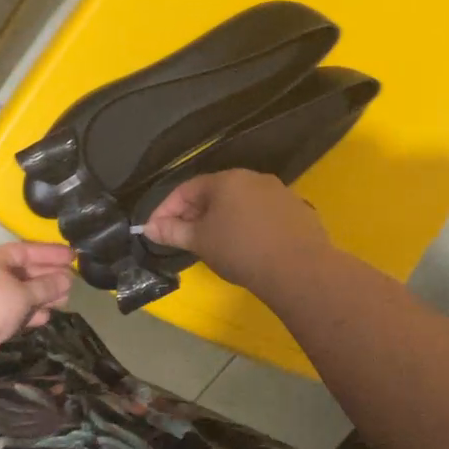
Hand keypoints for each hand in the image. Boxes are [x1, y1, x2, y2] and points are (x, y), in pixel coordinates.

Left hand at [0, 242, 75, 365]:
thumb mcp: (24, 293)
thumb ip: (47, 285)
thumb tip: (67, 279)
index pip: (25, 250)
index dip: (49, 253)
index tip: (72, 256)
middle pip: (24, 272)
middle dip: (48, 277)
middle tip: (72, 280)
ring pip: (21, 293)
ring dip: (43, 296)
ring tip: (65, 300)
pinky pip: (15, 310)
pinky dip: (31, 312)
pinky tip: (47, 316)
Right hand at [141, 170, 330, 291]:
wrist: (299, 269)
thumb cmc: (239, 249)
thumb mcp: (198, 241)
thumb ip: (171, 231)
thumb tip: (149, 228)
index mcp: (226, 180)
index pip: (186, 189)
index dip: (165, 210)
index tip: (154, 230)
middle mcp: (253, 179)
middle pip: (212, 193)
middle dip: (191, 214)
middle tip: (180, 238)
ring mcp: (279, 193)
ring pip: (237, 203)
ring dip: (218, 220)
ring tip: (210, 243)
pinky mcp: (296, 211)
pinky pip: (259, 214)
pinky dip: (243, 225)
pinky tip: (242, 246)